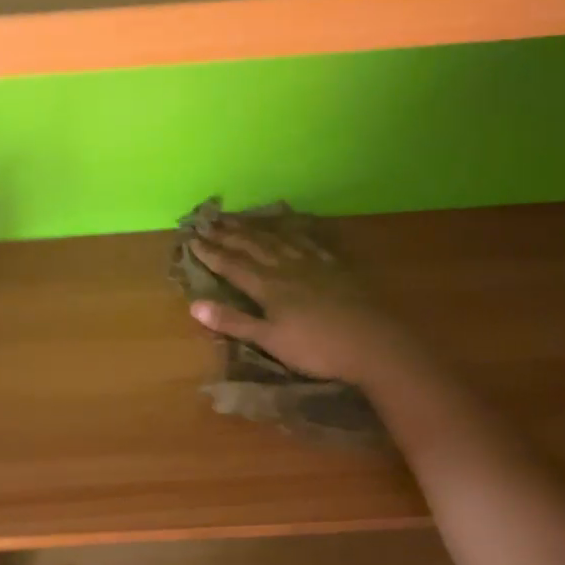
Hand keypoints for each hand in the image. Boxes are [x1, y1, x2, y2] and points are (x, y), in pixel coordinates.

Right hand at [187, 225, 392, 381]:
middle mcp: (286, 266)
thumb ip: (233, 321)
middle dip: (227, 232)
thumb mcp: (269, 340)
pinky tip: (289, 223)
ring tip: (238, 216)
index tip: (191, 239)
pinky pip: (308, 238)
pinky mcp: (335, 264)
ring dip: (255, 226)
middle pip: (252, 245)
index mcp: (268, 286)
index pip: (232, 265)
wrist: (372, 342)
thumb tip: (194, 305)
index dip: (210, 252)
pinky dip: (292, 228)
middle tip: (207, 219)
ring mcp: (313, 262)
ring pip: (277, 237)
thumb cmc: (316, 348)